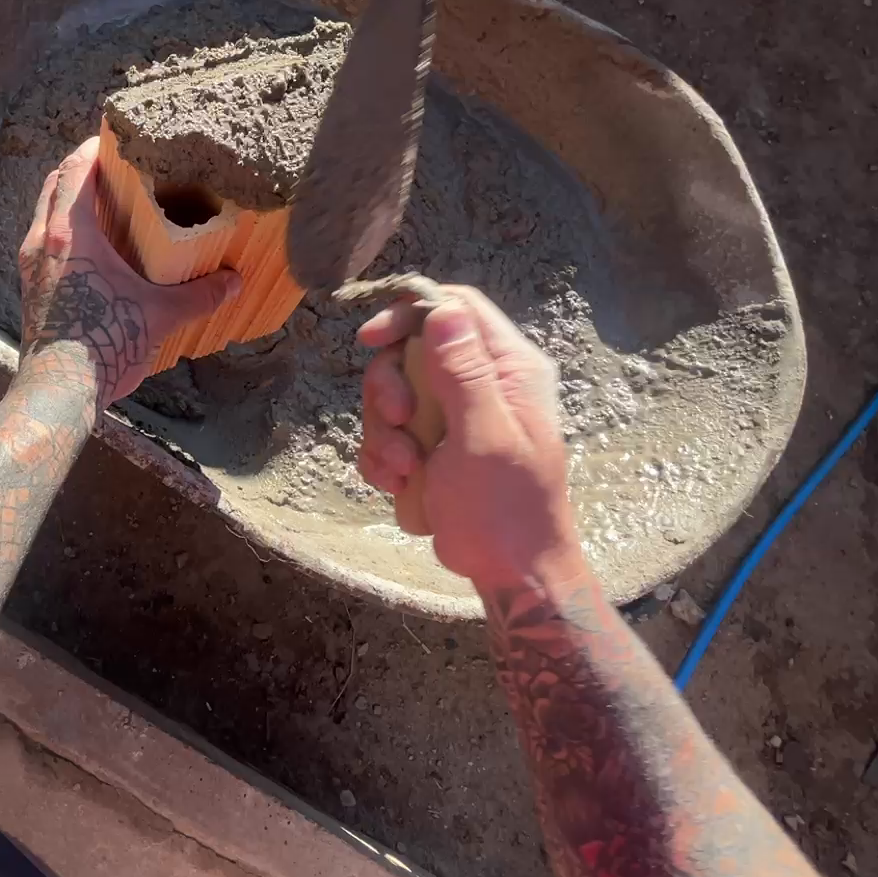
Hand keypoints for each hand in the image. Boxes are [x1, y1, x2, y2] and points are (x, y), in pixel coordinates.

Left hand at [17, 138, 238, 411]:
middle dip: (82, 173)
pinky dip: (66, 238)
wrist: (58, 392)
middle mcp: (42, 244)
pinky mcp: (31, 292)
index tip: (117, 142)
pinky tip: (95, 257)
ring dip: (72, 206)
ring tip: (108, 211)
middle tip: (116, 173)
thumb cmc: (102, 345)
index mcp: (70, 235)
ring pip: (46, 218)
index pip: (76, 169)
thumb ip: (199, 296)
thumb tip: (233, 283)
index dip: (95, 148)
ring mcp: (32, 269)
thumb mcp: (158, 316)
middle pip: (55, 187)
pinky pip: (46, 248)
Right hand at [356, 286, 583, 588]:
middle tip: (398, 422)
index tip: (370, 339)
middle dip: (388, 390)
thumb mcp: (484, 436)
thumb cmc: (506, 504)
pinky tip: (398, 483)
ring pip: (389, 396)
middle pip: (407, 354)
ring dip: (383, 434)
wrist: (505, 567)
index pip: (455, 309)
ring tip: (403, 470)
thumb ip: (464, 373)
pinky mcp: (426, 445)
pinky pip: (384, 434)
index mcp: (507, 369)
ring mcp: (448, 416)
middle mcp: (477, 383)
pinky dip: (381, 458)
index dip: (409, 314)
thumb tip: (442, 310)